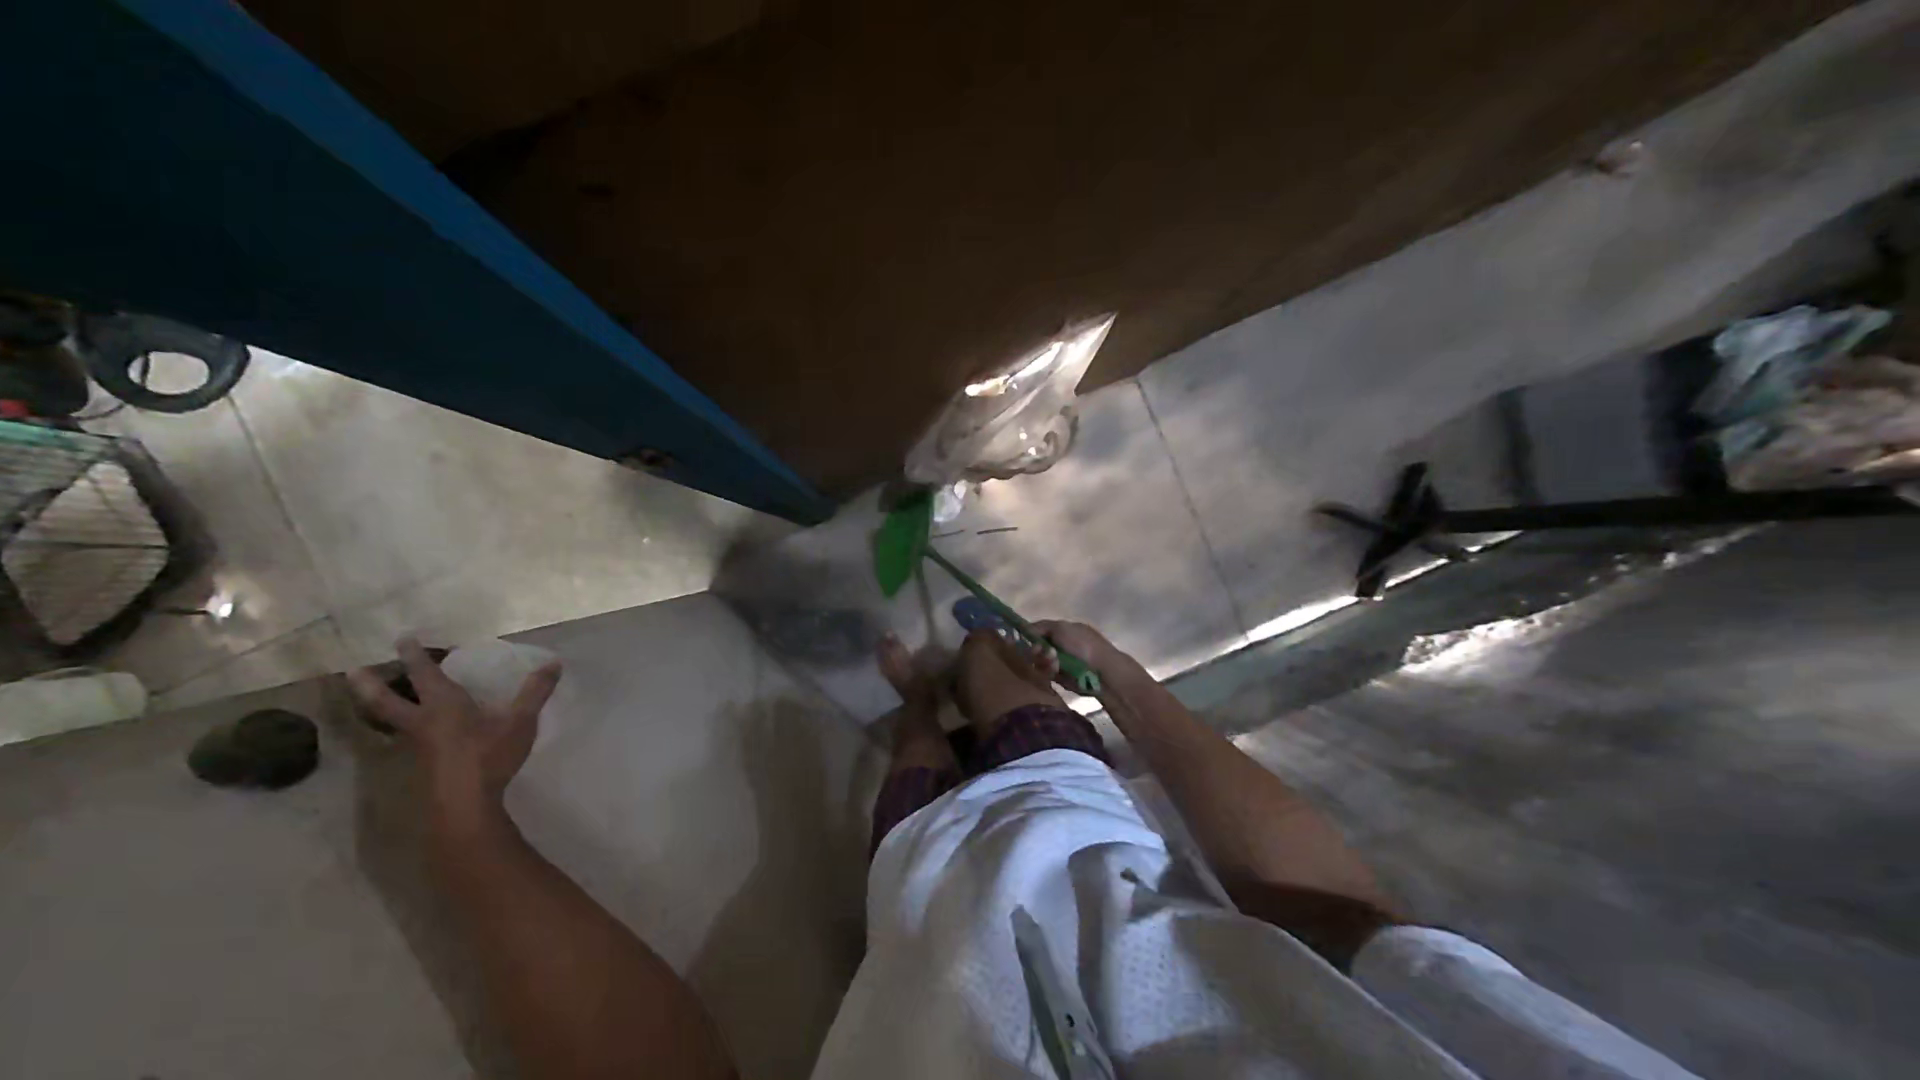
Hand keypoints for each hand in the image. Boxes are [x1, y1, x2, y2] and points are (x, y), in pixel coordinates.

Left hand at [347, 638, 561, 824]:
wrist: (464, 803)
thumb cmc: (489, 755)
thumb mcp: (520, 720)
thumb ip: (535, 691)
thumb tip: (554, 663)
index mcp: (443, 704)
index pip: (424, 673)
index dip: (414, 655)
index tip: (402, 638)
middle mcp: (421, 721)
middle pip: (385, 701)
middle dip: (369, 684)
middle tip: (352, 671)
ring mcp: (415, 746)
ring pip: (387, 722)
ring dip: (375, 708)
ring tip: (369, 698)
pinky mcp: (419, 765)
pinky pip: (402, 738)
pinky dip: (398, 728)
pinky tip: (409, 732)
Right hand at [1031, 619, 1142, 687]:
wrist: (1102, 671)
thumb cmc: (1083, 645)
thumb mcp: (1061, 627)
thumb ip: (1041, 627)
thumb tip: (1026, 629)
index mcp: (1064, 630)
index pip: (1039, 631)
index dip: (1029, 635)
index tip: (1020, 639)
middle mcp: (1062, 645)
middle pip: (1037, 648)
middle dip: (1037, 651)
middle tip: (1040, 653)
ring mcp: (1062, 662)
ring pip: (1040, 662)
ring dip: (1044, 662)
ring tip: (1053, 664)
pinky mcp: (1063, 679)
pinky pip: (1047, 674)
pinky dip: (1049, 672)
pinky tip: (1055, 672)